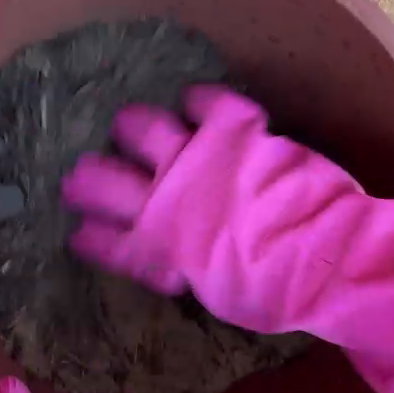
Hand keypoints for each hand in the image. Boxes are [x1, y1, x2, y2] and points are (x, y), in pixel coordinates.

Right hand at [60, 85, 370, 335]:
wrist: (315, 254)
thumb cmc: (269, 292)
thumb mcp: (217, 293)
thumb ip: (191, 268)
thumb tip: (184, 260)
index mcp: (158, 249)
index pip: (110, 245)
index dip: (91, 240)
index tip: (78, 233)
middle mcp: (163, 200)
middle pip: (107, 184)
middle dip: (88, 180)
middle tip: (81, 175)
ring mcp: (194, 159)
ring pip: (144, 130)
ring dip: (133, 127)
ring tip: (126, 124)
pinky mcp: (231, 131)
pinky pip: (207, 103)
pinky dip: (199, 100)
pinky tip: (193, 98)